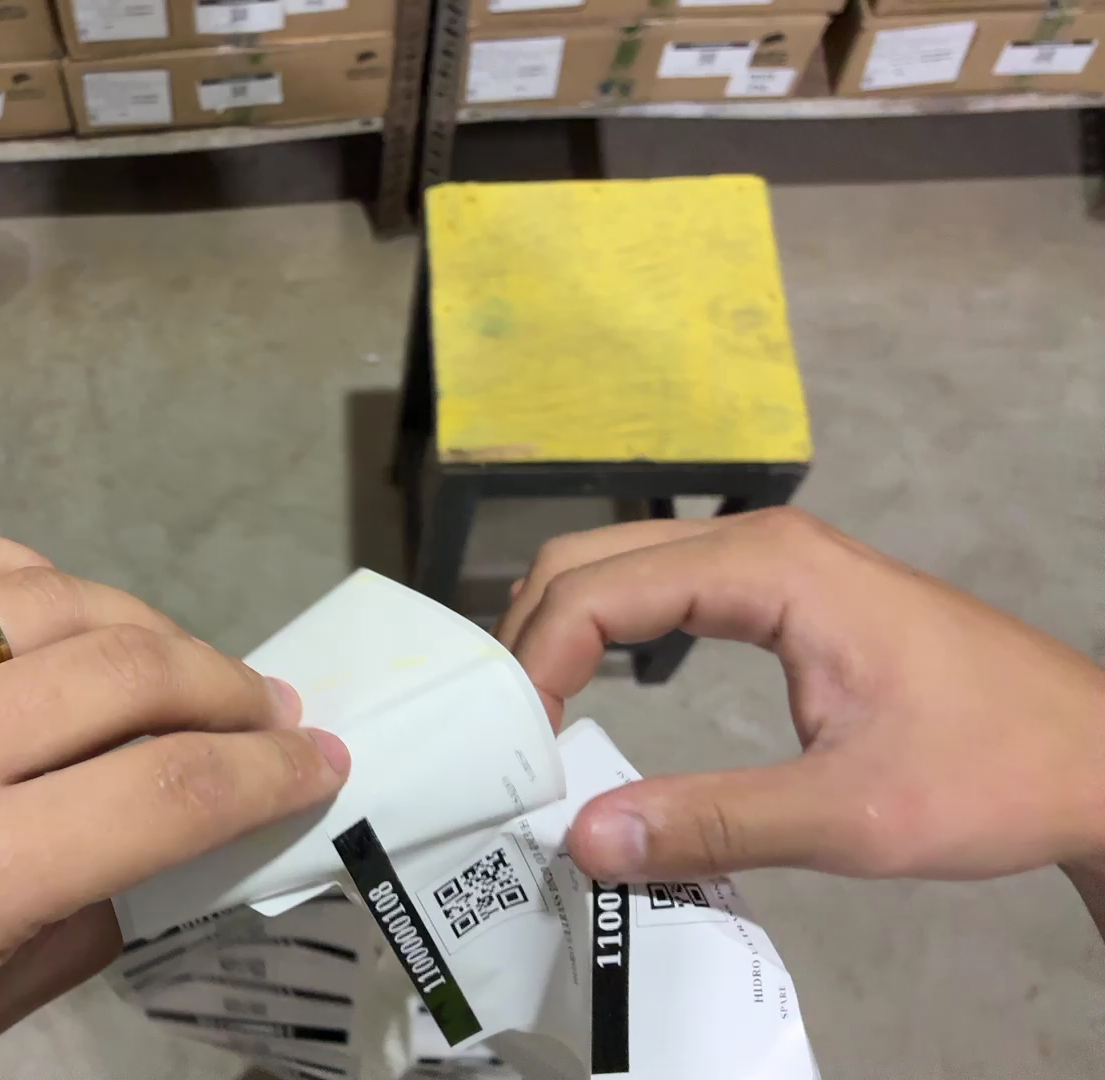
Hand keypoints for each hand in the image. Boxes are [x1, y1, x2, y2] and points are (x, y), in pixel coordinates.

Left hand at [0, 524, 349, 1079]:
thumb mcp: (37, 973)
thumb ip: (138, 862)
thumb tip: (233, 768)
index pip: (163, 790)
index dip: (263, 765)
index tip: (315, 754)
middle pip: (114, 672)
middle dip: (218, 684)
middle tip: (259, 703)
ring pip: (40, 598)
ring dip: (137, 622)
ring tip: (173, 657)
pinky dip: (19, 567)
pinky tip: (56, 605)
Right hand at [497, 509, 1104, 899]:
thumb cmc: (1000, 773)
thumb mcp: (859, 816)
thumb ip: (715, 823)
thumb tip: (582, 839)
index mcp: (759, 567)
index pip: (594, 593)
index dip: (537, 661)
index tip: (523, 740)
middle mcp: (738, 540)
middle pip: (577, 562)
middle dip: (526, 637)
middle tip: (510, 720)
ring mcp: (744, 553)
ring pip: (595, 564)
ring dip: (549, 628)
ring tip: (533, 703)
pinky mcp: (749, 579)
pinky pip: (631, 581)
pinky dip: (585, 625)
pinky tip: (581, 673)